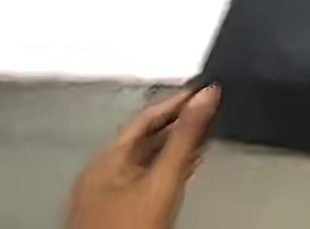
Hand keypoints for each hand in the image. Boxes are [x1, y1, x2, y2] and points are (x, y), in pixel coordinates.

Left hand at [67, 86, 219, 228]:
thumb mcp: (164, 180)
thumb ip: (186, 136)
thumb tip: (207, 94)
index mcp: (106, 160)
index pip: (146, 117)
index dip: (178, 103)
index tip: (203, 92)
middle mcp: (101, 175)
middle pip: (146, 138)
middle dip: (179, 126)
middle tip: (207, 113)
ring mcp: (106, 199)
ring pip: (147, 161)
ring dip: (176, 148)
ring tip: (204, 137)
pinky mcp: (116, 217)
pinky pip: (146, 182)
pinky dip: (167, 170)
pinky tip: (186, 170)